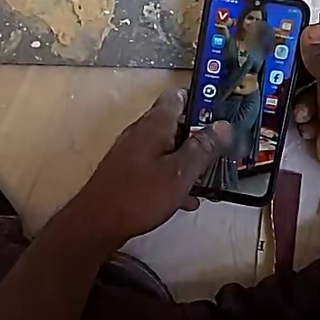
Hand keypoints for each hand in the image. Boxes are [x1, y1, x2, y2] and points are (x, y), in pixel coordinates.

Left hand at [51, 89, 230, 251]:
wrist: (97, 222)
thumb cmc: (140, 195)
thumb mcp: (180, 173)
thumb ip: (202, 147)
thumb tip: (223, 125)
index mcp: (154, 124)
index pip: (178, 97)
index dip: (201, 102)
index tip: (221, 116)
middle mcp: (140, 132)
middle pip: (175, 124)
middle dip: (199, 138)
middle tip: (221, 154)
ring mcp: (131, 151)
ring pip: (167, 148)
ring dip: (187, 162)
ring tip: (207, 181)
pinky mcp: (126, 171)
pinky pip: (155, 166)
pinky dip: (171, 177)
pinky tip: (183, 199)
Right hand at [294, 24, 319, 200]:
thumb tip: (311, 32)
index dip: (311, 45)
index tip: (288, 53)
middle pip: (319, 73)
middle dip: (303, 84)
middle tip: (291, 91)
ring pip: (316, 99)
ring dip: (305, 108)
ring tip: (306, 118)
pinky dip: (312, 126)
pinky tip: (312, 132)